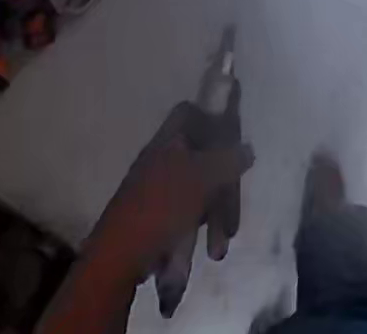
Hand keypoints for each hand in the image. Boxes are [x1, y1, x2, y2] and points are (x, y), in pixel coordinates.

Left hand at [91, 97, 252, 271]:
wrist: (120, 253)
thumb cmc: (162, 206)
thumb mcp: (201, 179)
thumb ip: (227, 160)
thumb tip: (246, 148)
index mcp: (168, 140)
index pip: (190, 114)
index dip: (212, 121)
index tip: (233, 143)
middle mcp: (162, 156)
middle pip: (203, 158)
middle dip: (223, 192)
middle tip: (231, 226)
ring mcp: (158, 184)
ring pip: (198, 190)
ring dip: (214, 218)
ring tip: (218, 249)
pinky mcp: (157, 211)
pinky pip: (187, 211)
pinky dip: (199, 228)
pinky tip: (208, 249)